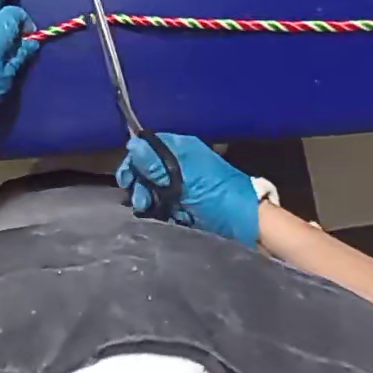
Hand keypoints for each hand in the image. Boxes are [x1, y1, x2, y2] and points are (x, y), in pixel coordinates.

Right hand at [116, 133, 259, 246]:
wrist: (247, 227)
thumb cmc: (218, 198)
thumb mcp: (186, 179)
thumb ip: (157, 163)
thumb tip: (132, 144)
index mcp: (182, 149)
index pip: (148, 146)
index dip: (134, 160)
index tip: (125, 179)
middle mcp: (180, 163)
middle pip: (147, 167)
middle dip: (138, 183)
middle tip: (138, 200)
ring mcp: (182, 183)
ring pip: (151, 186)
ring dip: (145, 197)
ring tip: (147, 209)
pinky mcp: (183, 202)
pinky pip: (161, 201)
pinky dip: (156, 208)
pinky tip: (156, 215)